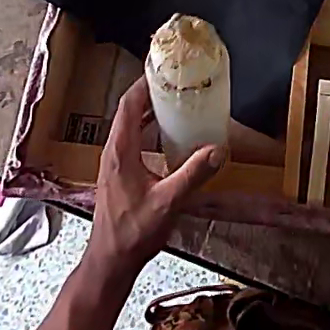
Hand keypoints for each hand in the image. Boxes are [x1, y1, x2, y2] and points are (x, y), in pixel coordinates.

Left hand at [84, 76, 224, 278]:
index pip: (128, 106)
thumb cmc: (133, 232)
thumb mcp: (168, 202)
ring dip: (151, 111)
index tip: (162, 69)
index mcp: (120, 152)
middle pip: (129, 112)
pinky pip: (136, 140)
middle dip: (151, 93)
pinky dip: (151, 128)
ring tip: (177, 101)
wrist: (111, 260)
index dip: (143, 84)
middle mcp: (114, 153)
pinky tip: (171, 134)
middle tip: (176, 81)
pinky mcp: (122, 174)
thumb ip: (193, 175)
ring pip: (132, 126)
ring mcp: (116, 164)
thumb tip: (217, 150)